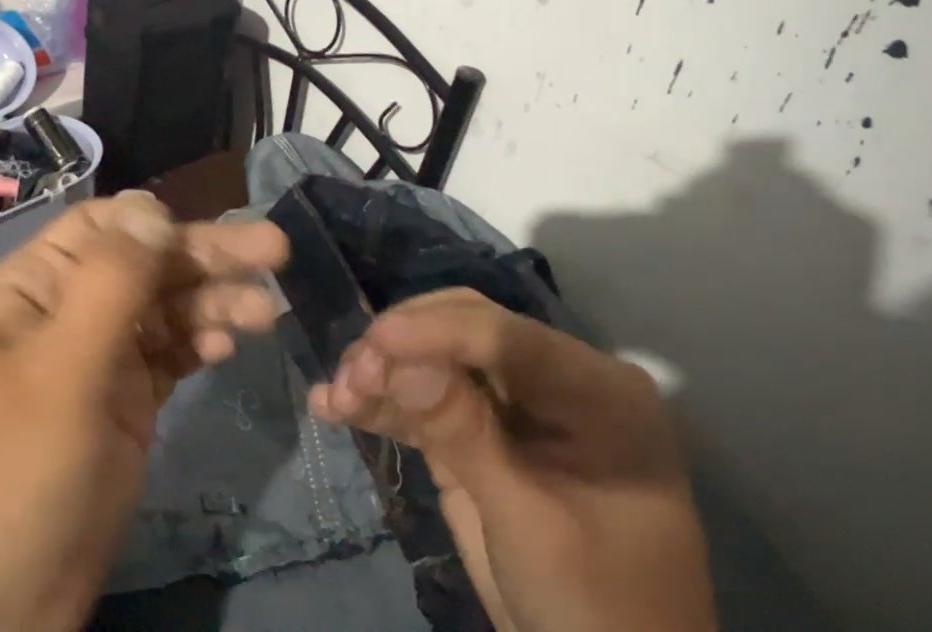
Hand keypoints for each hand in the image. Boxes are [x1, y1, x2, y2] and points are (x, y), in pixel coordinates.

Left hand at [0, 192, 288, 631]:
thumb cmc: (9, 475)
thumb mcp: (58, 370)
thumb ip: (110, 283)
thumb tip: (153, 207)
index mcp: (28, 292)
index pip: (99, 229)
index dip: (158, 224)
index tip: (217, 237)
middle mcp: (61, 318)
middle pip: (141, 266)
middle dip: (205, 257)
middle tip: (277, 250)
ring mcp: (92, 367)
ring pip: (161, 312)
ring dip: (212, 303)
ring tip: (267, 311)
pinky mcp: (121, 412)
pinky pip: (166, 358)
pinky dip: (197, 344)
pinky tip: (225, 347)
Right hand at [309, 289, 715, 631]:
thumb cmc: (594, 601)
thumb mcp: (531, 524)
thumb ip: (467, 438)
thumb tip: (400, 364)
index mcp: (599, 391)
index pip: (512, 340)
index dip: (440, 333)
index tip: (374, 341)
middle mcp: (556, 380)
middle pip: (467, 330)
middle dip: (403, 347)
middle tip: (350, 379)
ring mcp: (515, 406)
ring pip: (438, 360)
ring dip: (383, 373)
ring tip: (333, 397)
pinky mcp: (480, 434)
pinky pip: (427, 404)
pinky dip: (383, 405)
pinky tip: (332, 406)